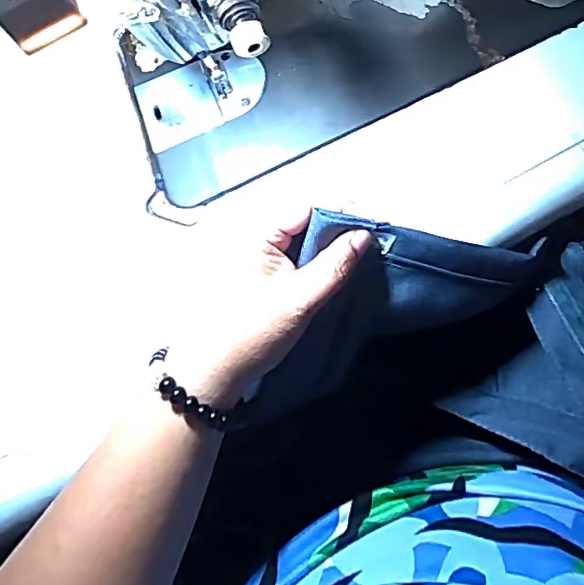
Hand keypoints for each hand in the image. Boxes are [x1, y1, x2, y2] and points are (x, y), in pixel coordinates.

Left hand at [154, 208, 370, 407]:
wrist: (213, 377)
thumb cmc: (248, 336)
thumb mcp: (300, 299)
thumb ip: (335, 264)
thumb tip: (364, 235)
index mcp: (260, 234)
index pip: (309, 206)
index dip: (342, 212)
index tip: (371, 228)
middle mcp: (260, 239)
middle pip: (310, 220)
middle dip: (341, 229)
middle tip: (370, 246)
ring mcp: (264, 258)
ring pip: (308, 240)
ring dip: (333, 247)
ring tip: (358, 259)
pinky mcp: (268, 276)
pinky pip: (302, 257)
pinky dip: (322, 262)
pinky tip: (337, 274)